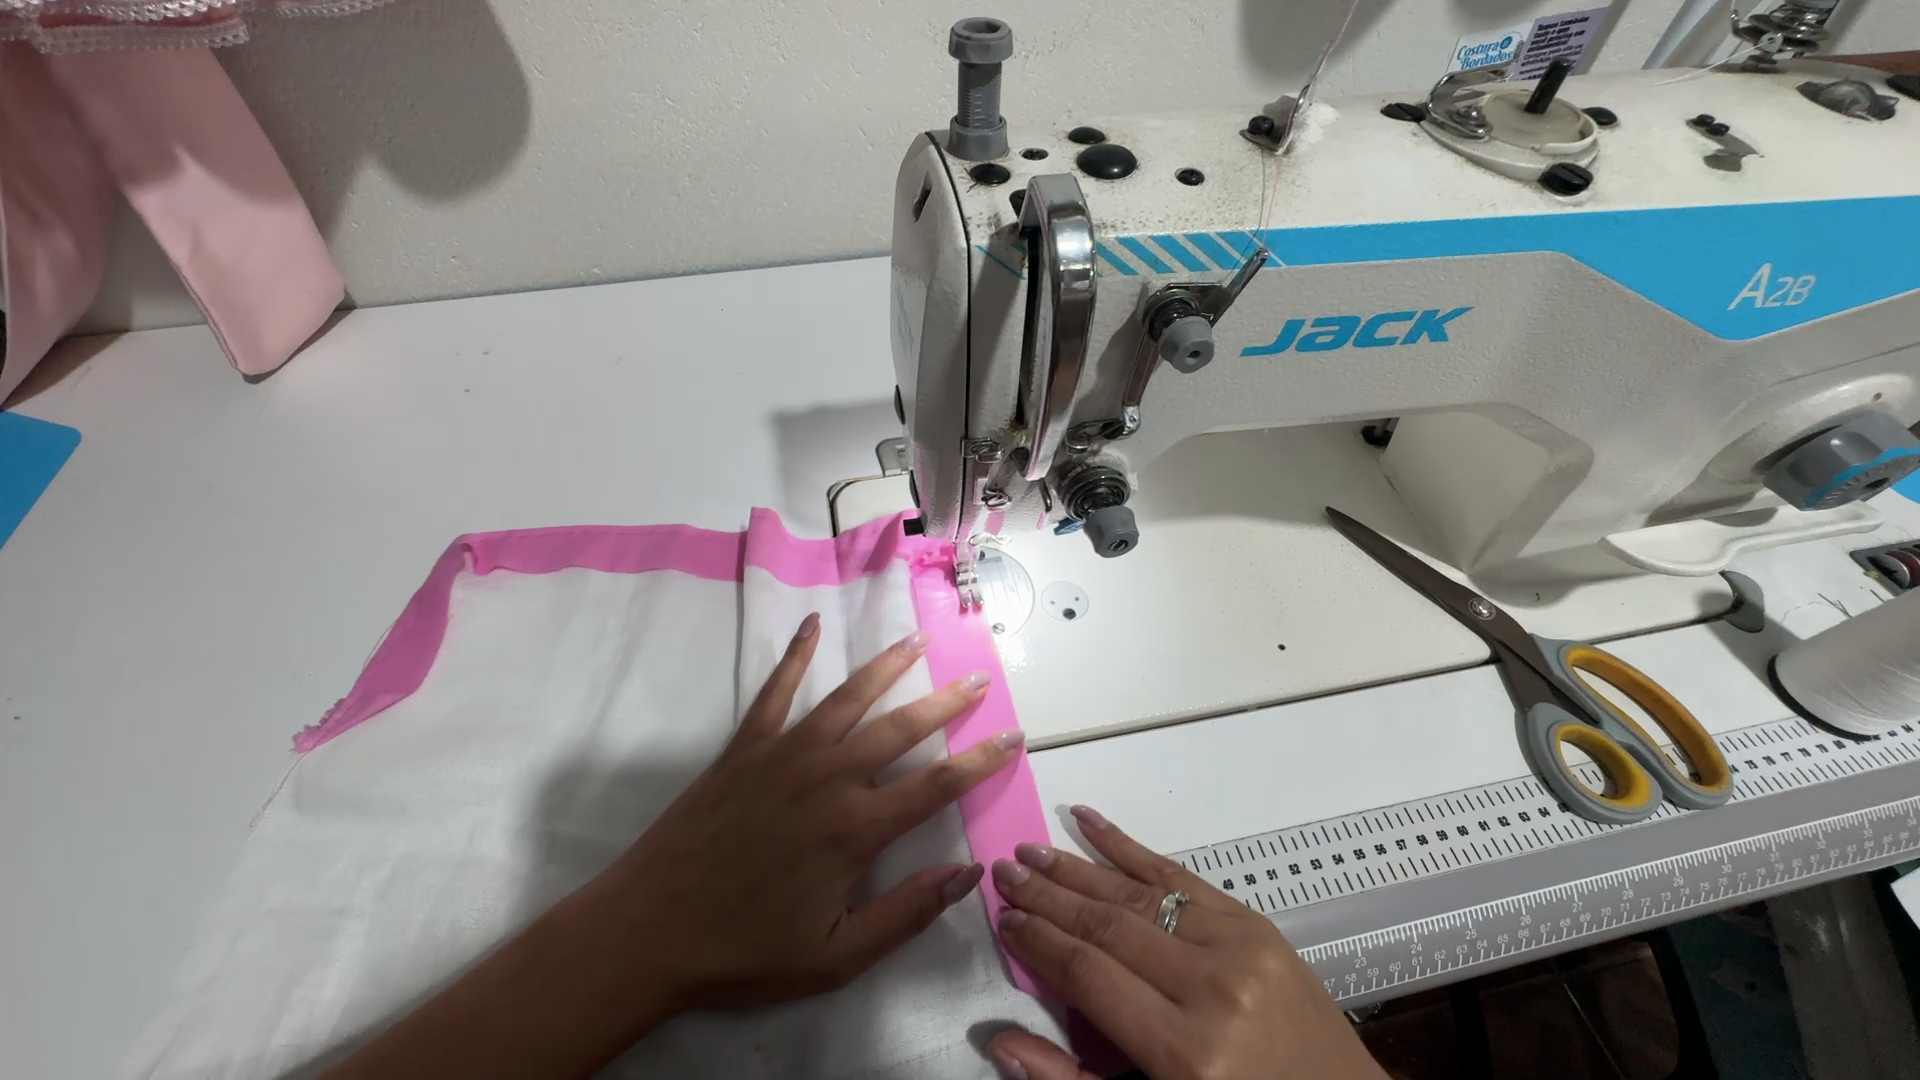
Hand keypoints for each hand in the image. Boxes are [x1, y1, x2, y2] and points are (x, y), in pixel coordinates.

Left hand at [579, 613, 1021, 1012]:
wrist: (648, 929)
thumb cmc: (746, 949)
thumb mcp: (836, 958)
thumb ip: (907, 913)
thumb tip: (969, 874)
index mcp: (856, 829)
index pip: (938, 786)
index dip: (982, 760)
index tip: (1013, 737)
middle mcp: (829, 779)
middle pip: (902, 730)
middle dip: (947, 703)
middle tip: (977, 678)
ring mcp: (784, 755)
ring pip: (848, 699)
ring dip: (887, 667)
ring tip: (917, 640)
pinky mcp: (745, 747)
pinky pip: (776, 691)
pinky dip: (795, 655)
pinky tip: (811, 625)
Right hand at [986, 807, 1385, 1079]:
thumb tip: (1002, 1039)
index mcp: (1187, 1052)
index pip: (1089, 974)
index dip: (1040, 943)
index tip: (1004, 919)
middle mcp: (1211, 987)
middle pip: (1107, 925)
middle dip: (1048, 895)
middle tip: (1004, 871)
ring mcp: (1239, 945)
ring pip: (1136, 894)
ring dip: (1077, 867)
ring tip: (1031, 851)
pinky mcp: (1255, 922)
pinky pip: (1180, 875)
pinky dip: (1130, 846)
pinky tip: (1090, 821)